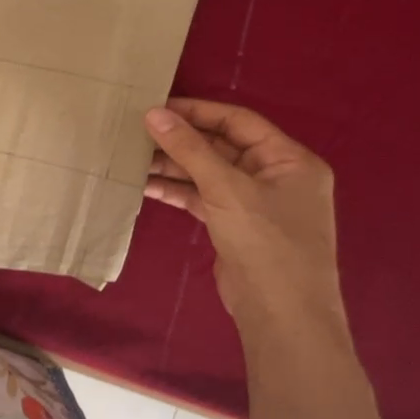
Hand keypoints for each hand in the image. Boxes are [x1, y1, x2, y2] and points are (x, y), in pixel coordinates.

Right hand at [143, 99, 345, 338]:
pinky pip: (199, 193)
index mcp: (289, 161)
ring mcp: (254, 200)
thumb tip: (153, 112)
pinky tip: (142, 185)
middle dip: (177, 140)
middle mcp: (275, 175)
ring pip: (205, 170)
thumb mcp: (226, 189)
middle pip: (219, 145)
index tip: (152, 108)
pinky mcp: (234, 221)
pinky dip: (173, 188)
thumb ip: (189, 148)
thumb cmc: (267, 241)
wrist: (282, 310)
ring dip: (170, 164)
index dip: (196, 111)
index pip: (238, 121)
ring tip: (130, 159)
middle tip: (133, 132)